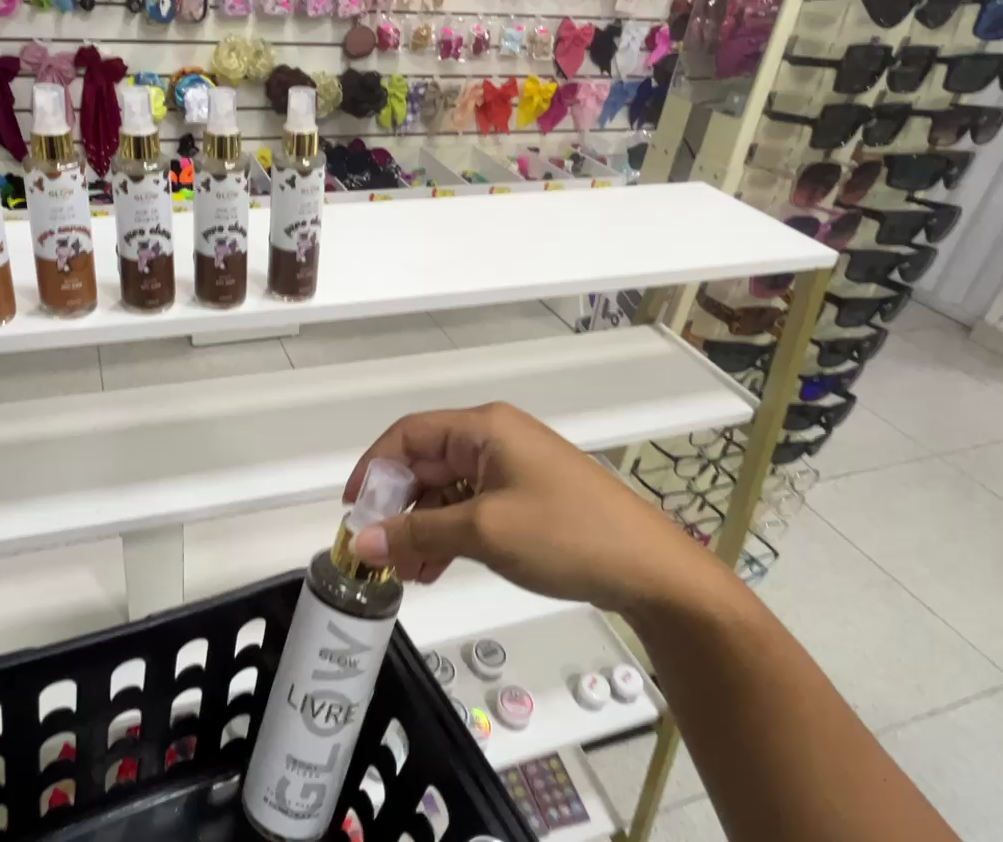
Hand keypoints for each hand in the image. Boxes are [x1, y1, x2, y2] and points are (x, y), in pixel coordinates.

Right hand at [344, 403, 719, 612]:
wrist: (649, 569)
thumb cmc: (566, 534)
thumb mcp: (484, 533)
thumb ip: (417, 534)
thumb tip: (360, 540)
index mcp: (484, 428)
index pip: (409, 435)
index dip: (373, 468)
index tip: (353, 510)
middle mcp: (494, 440)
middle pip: (425, 464)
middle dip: (397, 508)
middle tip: (379, 552)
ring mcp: (512, 470)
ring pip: (445, 492)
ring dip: (421, 528)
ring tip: (407, 573)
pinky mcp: (525, 498)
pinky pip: (470, 509)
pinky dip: (448, 536)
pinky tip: (435, 569)